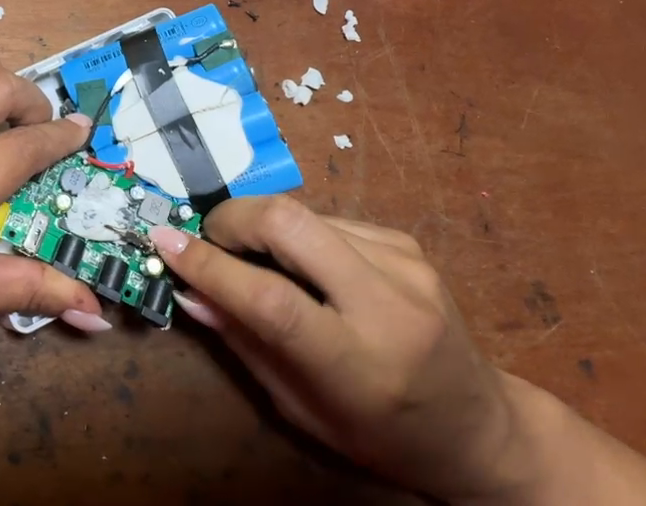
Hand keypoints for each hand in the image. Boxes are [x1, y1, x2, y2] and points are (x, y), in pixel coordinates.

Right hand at [151, 196, 533, 505]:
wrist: (481, 428)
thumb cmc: (380, 433)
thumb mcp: (300, 407)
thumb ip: (243, 343)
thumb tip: (189, 290)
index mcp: (359, 361)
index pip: (271, 298)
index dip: (210, 265)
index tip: (164, 240)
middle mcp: (388, 303)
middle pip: (288, 222)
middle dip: (232, 219)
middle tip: (209, 239)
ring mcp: (404, 265)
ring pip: (302, 212)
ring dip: (261, 227)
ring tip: (255, 259)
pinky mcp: (407, 244)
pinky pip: (327, 219)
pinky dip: (296, 233)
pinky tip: (302, 265)